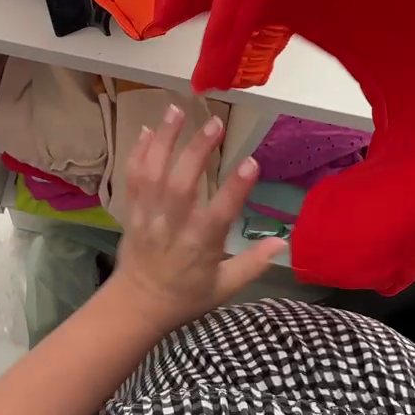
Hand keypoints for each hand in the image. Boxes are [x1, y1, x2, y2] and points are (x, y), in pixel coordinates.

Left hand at [101, 104, 286, 332]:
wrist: (137, 305)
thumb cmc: (185, 296)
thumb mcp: (224, 288)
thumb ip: (253, 264)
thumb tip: (282, 242)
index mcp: (199, 246)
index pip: (218, 215)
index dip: (235, 189)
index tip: (251, 162)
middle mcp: (171, 227)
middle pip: (180, 185)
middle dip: (197, 151)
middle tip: (215, 122)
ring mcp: (148, 216)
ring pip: (152, 174)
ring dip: (164, 140)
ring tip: (177, 110)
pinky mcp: (131, 211)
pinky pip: (132, 178)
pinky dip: (139, 152)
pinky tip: (148, 129)